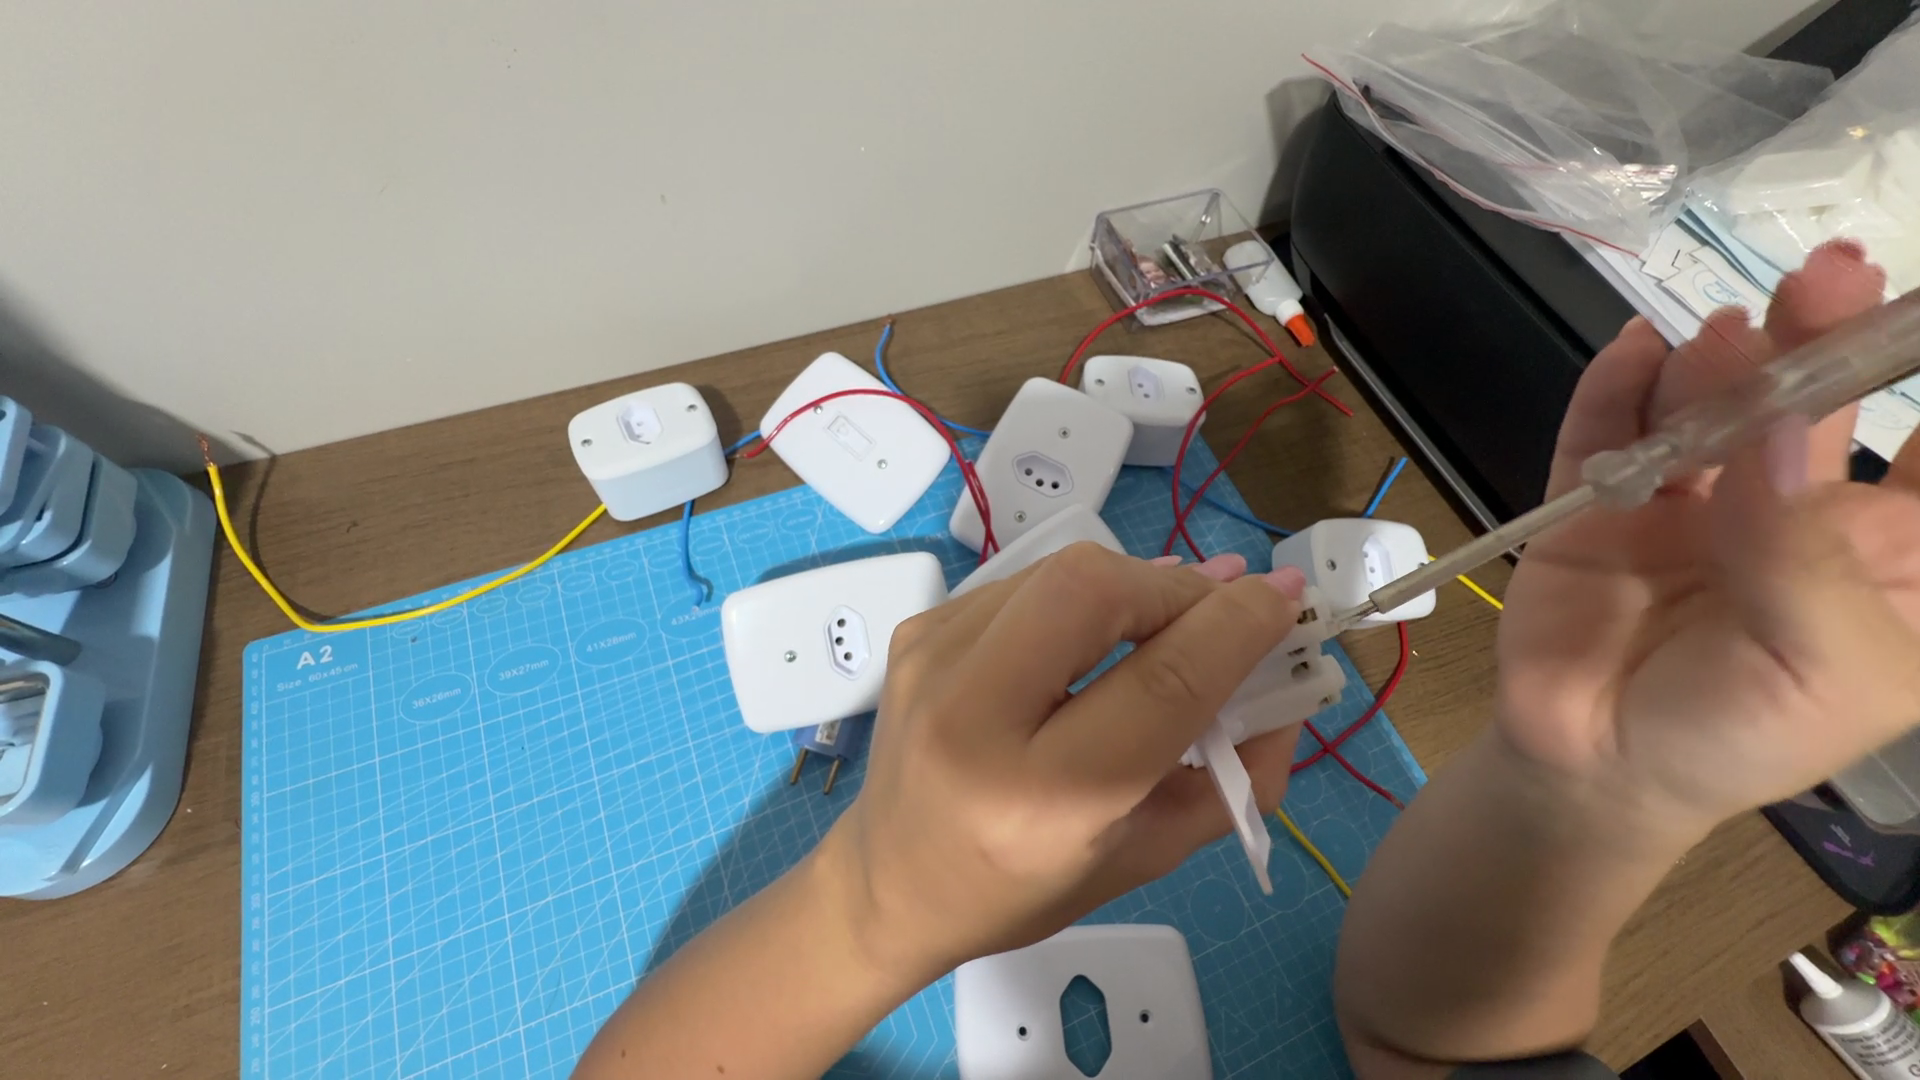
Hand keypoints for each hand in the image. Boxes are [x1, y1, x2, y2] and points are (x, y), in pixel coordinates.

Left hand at [812, 544, 1306, 979]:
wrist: (889, 880)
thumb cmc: (1021, 890)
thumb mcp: (1145, 857)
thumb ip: (1232, 776)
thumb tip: (1286, 685)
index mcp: (1042, 799)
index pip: (1162, 682)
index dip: (1237, 627)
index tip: (1283, 597)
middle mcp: (973, 715)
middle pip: (1093, 590)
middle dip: (1176, 586)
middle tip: (1218, 605)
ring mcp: (933, 660)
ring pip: (1058, 572)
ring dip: (1130, 584)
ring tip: (1164, 617)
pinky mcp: (918, 632)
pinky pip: (1022, 584)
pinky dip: (1076, 596)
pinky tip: (1089, 635)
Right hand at [1496, 240, 1919, 841]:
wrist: (1587, 759)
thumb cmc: (1736, 732)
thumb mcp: (1821, 668)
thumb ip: (1805, 557)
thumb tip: (1778, 434)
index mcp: (1875, 551)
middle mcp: (1780, 509)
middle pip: (1813, 409)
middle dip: (1827, 342)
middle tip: (1827, 278)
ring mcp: (1676, 504)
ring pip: (1700, 413)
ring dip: (1715, 363)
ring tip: (1726, 328)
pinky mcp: (1588, 508)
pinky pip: (1594, 439)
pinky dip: (1607, 393)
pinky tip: (1630, 350)